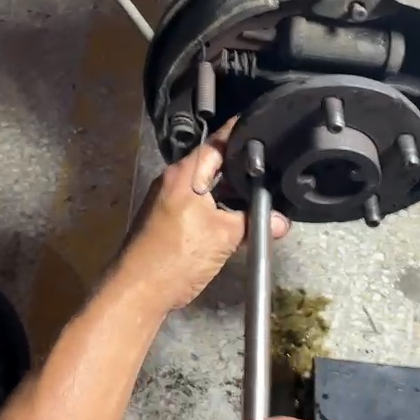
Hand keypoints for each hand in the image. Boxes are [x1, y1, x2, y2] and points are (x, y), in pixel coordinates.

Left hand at [114, 119, 288, 311]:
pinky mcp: (167, 219)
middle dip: (241, 168)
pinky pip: (198, 203)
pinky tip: (238, 218)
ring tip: (261, 194)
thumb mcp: (224, 236)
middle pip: (213, 164)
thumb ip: (254, 223)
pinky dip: (218, 207)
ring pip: (207, 187)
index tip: (265, 127)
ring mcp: (168, 200)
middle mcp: (174, 180)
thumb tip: (282, 221)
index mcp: (185, 173)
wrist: (137, 291)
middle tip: (272, 168)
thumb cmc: (178, 255)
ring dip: (230, 192)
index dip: (242, 134)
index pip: (218, 142)